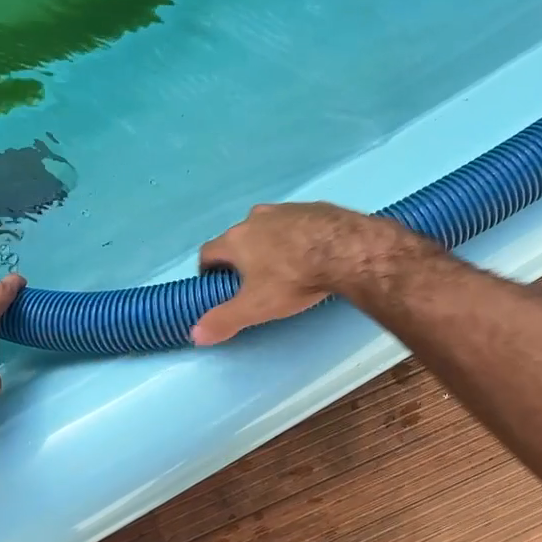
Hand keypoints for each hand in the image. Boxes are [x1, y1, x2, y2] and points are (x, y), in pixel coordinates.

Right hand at [191, 202, 434, 345]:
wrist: (346, 250)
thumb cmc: (293, 279)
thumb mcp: (256, 307)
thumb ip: (224, 320)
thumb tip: (195, 335)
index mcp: (236, 239)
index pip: (208, 252)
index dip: (209, 270)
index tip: (217, 285)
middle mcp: (255, 218)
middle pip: (238, 238)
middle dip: (241, 256)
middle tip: (254, 280)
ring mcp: (285, 209)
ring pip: (268, 227)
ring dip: (270, 243)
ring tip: (285, 266)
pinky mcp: (313, 206)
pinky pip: (297, 222)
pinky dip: (297, 236)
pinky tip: (312, 252)